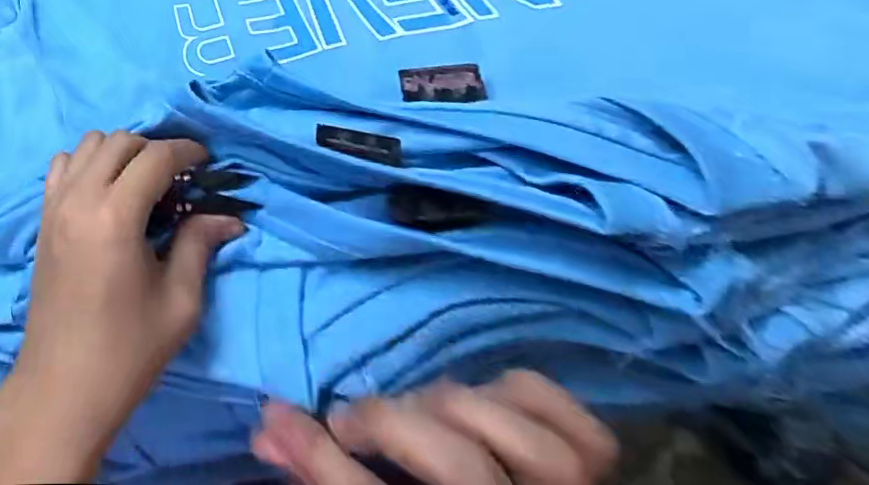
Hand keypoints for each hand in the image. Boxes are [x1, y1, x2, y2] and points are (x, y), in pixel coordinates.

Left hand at [0, 130, 245, 484]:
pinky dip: (86, 162)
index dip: (185, 150)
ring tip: (142, 183)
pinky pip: (62, 165)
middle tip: (178, 178)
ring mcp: (54, 203)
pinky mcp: (42, 215)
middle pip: (119, 141)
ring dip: (119, 152)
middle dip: (154, 149)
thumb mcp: (179, 302)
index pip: (154, 157)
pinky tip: (104, 191)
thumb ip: (199, 245)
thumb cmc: (128, 349)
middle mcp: (79, 196)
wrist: (64, 381)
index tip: (205, 159)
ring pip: (87, 144)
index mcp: (114, 215)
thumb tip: (228, 217)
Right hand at [254, 371, 617, 484]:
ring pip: (527, 445)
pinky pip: (580, 428)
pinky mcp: (599, 473)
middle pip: (458, 466)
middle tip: (348, 421)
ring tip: (421, 409)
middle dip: (387, 426)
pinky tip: (490, 395)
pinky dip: (529, 398)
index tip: (276, 417)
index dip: (325, 461)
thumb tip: (269, 423)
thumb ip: (324, 470)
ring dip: (456, 409)